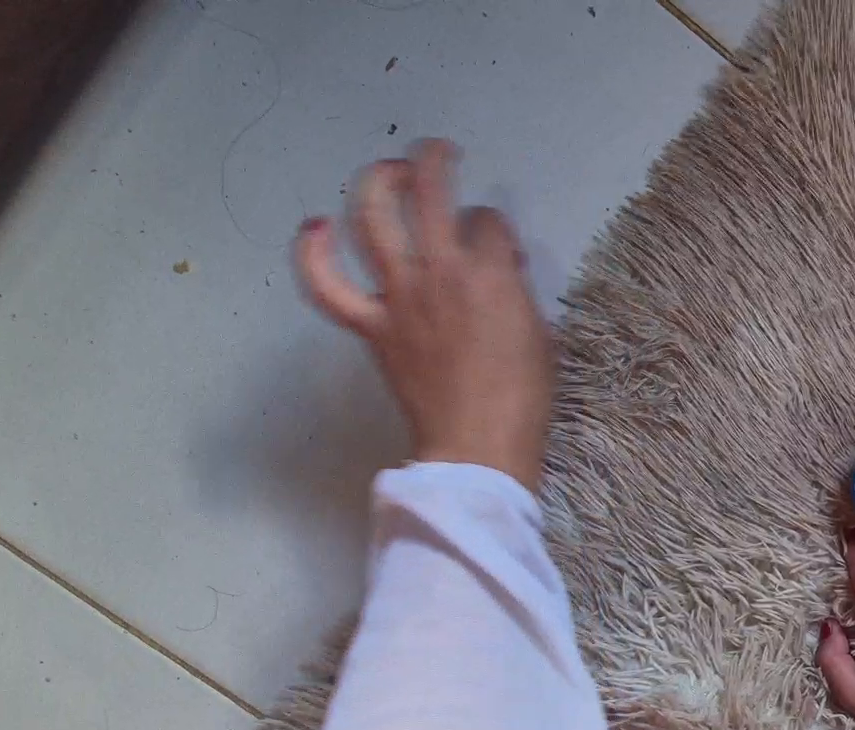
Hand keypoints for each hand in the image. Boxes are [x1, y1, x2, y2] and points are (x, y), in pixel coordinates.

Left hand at [294, 138, 554, 491]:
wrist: (480, 447)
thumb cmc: (524, 399)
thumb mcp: (541, 337)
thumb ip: (516, 295)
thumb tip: (499, 276)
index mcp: (493, 276)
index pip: (490, 222)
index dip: (499, 228)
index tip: (506, 251)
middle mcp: (441, 271)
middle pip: (429, 191)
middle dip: (435, 161)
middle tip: (441, 156)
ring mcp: (399, 295)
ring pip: (372, 215)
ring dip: (377, 181)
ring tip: (389, 173)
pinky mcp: (371, 325)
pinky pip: (326, 282)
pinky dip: (313, 251)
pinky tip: (316, 227)